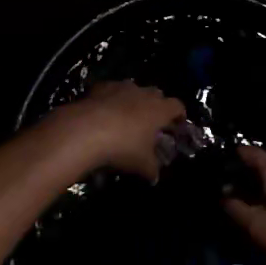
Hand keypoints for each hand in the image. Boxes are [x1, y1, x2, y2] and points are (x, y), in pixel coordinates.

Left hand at [49, 81, 186, 179]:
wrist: (86, 130)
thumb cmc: (123, 146)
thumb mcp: (142, 164)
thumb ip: (152, 169)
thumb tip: (155, 176)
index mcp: (160, 109)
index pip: (177, 106)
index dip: (179, 115)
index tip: (178, 125)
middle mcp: (144, 93)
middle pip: (157, 94)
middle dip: (157, 106)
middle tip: (153, 122)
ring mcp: (122, 87)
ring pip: (134, 90)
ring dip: (134, 101)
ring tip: (127, 117)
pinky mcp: (101, 87)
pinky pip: (111, 91)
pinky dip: (112, 99)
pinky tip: (104, 113)